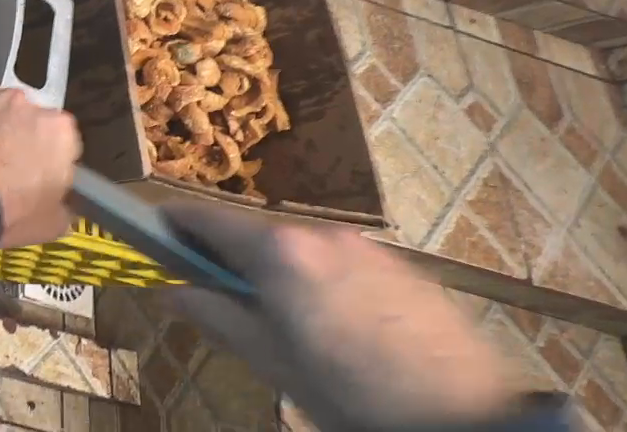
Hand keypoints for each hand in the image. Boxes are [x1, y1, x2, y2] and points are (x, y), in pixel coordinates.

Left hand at [0, 77, 79, 246]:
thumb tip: (57, 202)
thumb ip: (61, 205)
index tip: (33, 177)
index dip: (47, 160)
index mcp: (58, 130)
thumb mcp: (50, 225)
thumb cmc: (5, 211)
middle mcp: (24, 101)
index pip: (61, 142)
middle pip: (25, 118)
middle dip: (17, 135)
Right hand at [165, 204, 519, 430]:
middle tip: (221, 294)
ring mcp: (364, 247)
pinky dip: (321, 277)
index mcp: (275, 249)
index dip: (171, 222)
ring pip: (297, 246)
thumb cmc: (352, 395)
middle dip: (228, 254)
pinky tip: (339, 324)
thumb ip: (214, 315)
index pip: (202, 216)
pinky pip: (340, 261)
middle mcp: (315, 233)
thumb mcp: (271, 361)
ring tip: (286, 318)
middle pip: (251, 231)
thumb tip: (168, 291)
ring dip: (277, 267)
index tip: (152, 236)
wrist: (474, 426)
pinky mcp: (402, 268)